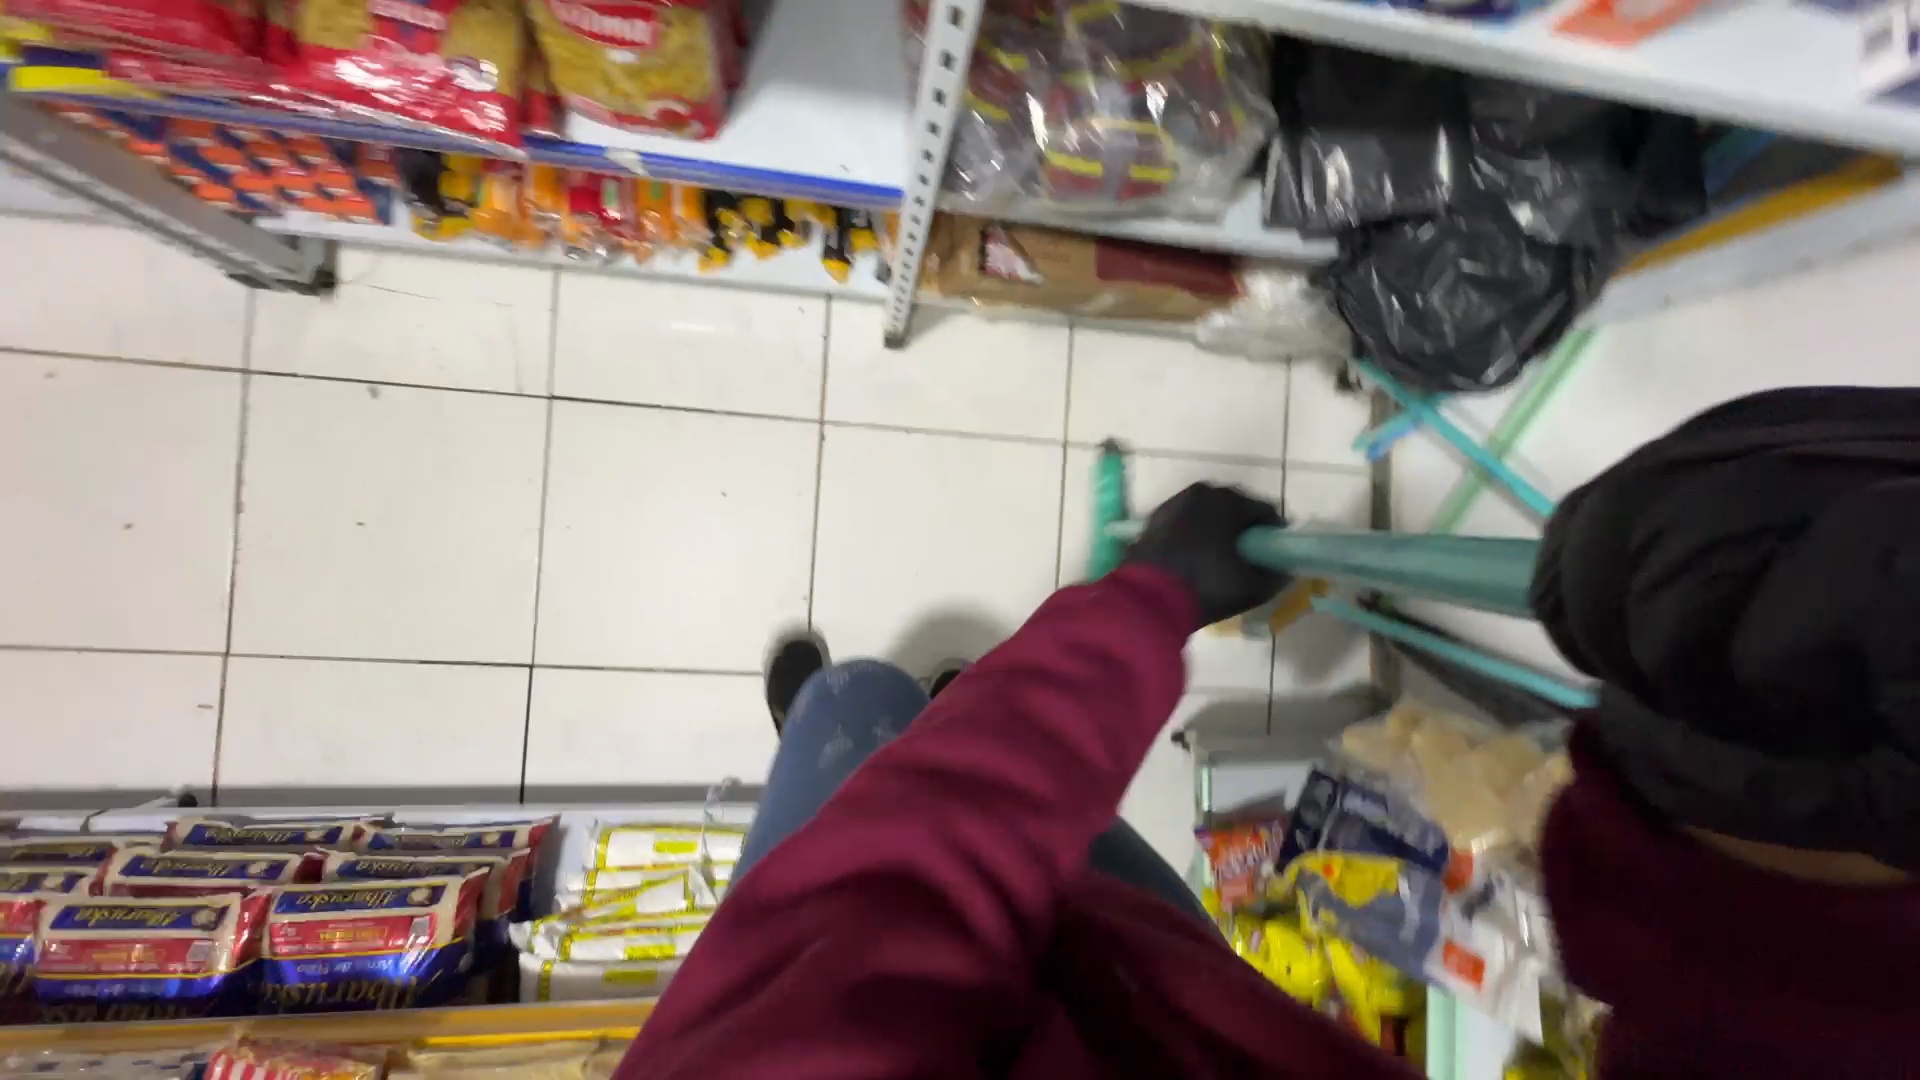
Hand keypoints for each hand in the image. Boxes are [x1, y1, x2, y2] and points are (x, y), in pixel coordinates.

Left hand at [1123, 483, 1288, 627]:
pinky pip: (1184, 521)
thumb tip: (1283, 569)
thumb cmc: (1206, 586)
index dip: (1273, 533)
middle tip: (1247, 556)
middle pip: (1234, 508)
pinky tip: (1193, 555)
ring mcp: (1173, 503)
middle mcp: (1201, 492)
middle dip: (1243, 528)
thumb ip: (1276, 574)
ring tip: (1219, 557)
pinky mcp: (1153, 518)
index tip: (1274, 555)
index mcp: (1229, 501)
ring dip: (1216, 528)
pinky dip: (1192, 532)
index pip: (1265, 511)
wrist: (1147, 598)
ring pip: (1206, 513)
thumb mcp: (1253, 587)